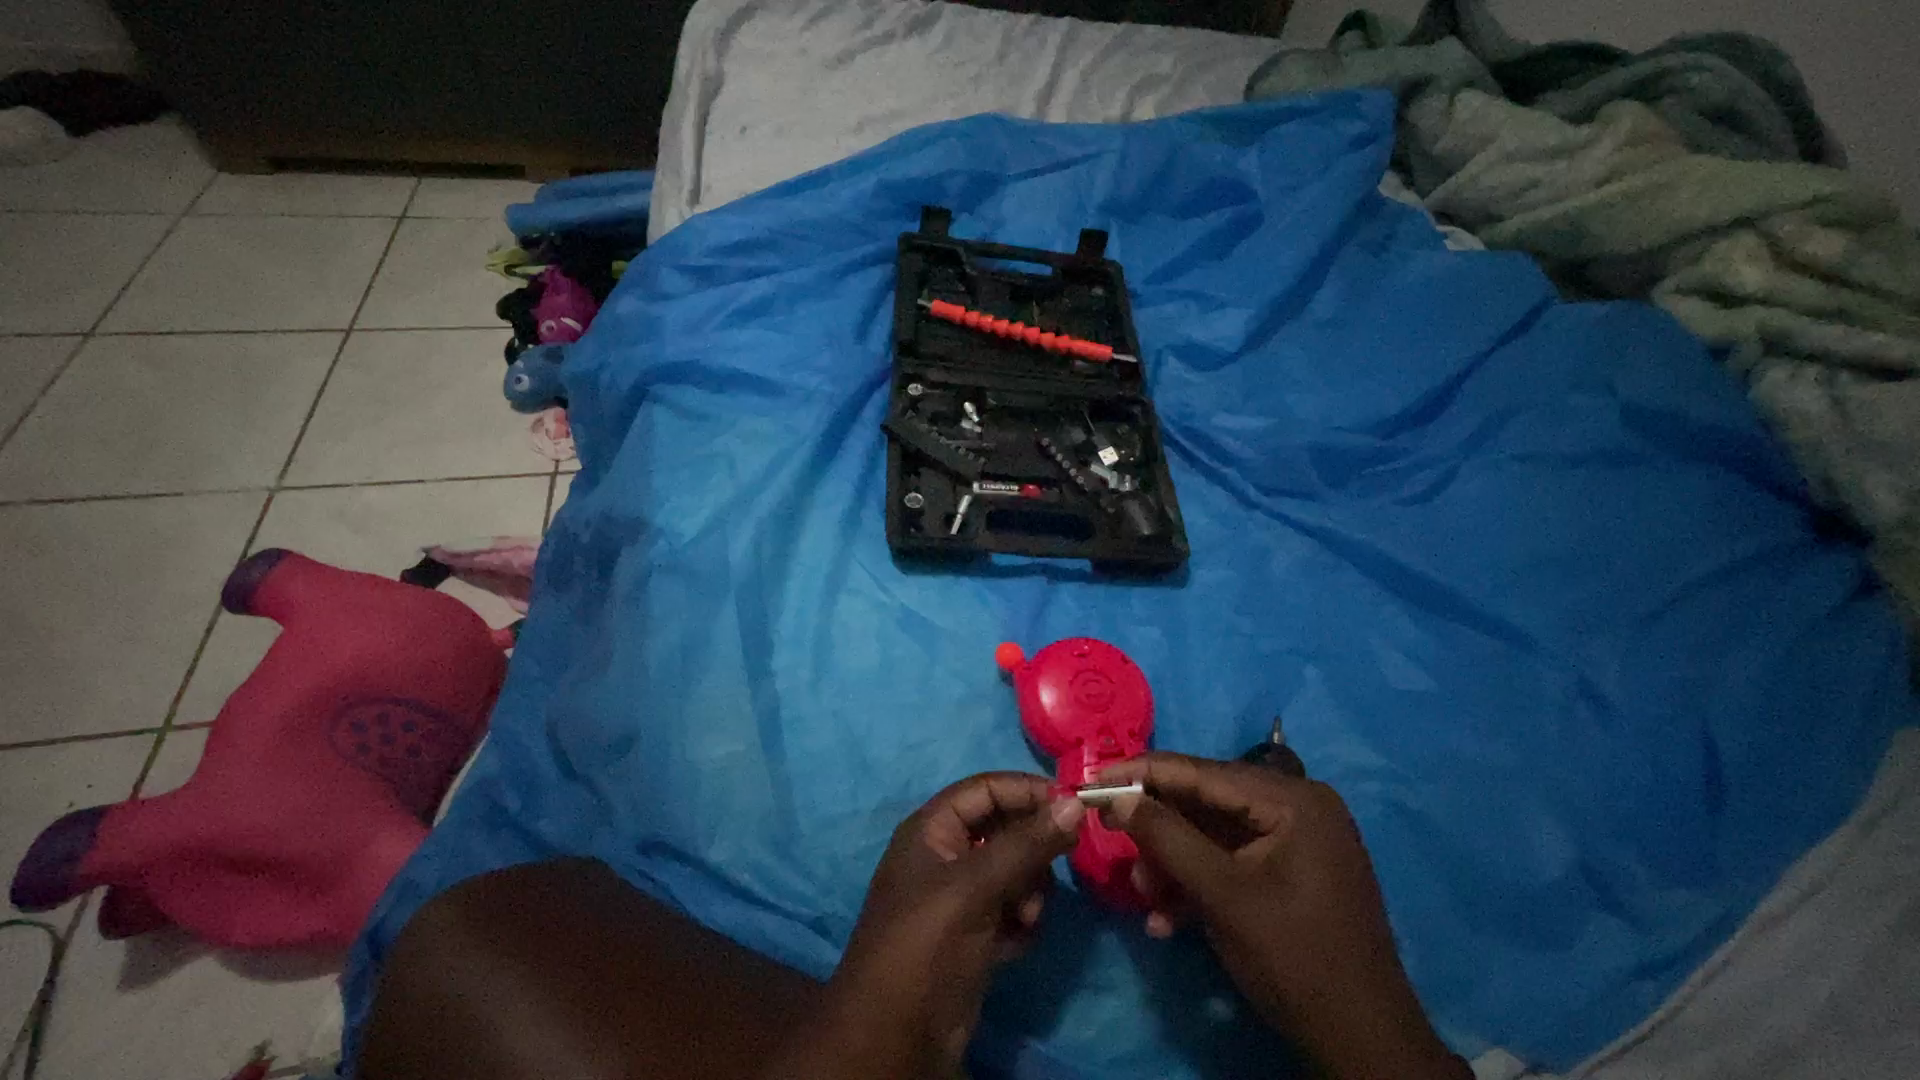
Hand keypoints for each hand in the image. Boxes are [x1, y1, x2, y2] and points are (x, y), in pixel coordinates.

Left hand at [766, 772, 1083, 1079]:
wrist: (895, 1035)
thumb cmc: (926, 944)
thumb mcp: (975, 886)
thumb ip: (1026, 843)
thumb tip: (1074, 803)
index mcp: (931, 830)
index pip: (985, 789)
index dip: (1026, 790)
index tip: (1072, 806)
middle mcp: (945, 856)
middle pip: (1004, 829)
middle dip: (1031, 850)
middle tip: (1051, 871)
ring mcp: (959, 898)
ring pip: (1014, 871)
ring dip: (1029, 891)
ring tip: (1025, 917)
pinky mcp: (974, 935)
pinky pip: (1012, 909)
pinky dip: (1021, 922)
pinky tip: (1016, 942)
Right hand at [1101, 753, 1469, 1079]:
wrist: (1361, 1041)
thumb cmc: (1295, 959)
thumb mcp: (1223, 895)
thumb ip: (1167, 838)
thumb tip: (1117, 797)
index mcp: (1293, 799)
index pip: (1203, 771)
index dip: (1143, 774)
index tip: (1093, 779)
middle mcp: (1297, 806)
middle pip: (1205, 802)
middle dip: (1158, 832)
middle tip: (1114, 845)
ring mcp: (1295, 840)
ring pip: (1211, 835)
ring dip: (1173, 865)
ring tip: (1147, 900)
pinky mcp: (1288, 871)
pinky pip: (1229, 861)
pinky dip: (1197, 883)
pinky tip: (1169, 920)